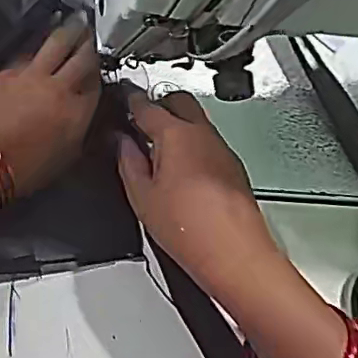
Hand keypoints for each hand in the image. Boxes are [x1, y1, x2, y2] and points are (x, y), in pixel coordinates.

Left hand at [0, 13, 99, 196]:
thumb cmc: (19, 168)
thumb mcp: (65, 158)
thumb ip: (79, 132)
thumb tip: (82, 121)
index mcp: (77, 111)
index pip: (98, 83)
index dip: (101, 73)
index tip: (100, 68)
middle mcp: (58, 88)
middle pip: (83, 55)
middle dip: (91, 43)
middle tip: (93, 35)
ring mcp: (31, 75)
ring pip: (57, 42)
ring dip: (69, 31)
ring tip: (74, 23)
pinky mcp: (7, 72)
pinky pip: (28, 53)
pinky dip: (37, 47)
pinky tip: (37, 46)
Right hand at [114, 88, 278, 283]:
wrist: (236, 257)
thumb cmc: (193, 230)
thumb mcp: (141, 195)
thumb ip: (127, 160)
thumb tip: (122, 143)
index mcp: (177, 135)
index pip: (147, 105)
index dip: (130, 100)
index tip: (123, 100)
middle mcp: (204, 135)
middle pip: (178, 101)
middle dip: (157, 105)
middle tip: (139, 121)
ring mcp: (222, 150)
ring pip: (196, 123)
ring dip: (175, 128)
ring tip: (155, 154)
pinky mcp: (233, 167)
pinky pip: (207, 144)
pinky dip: (191, 147)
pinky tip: (178, 173)